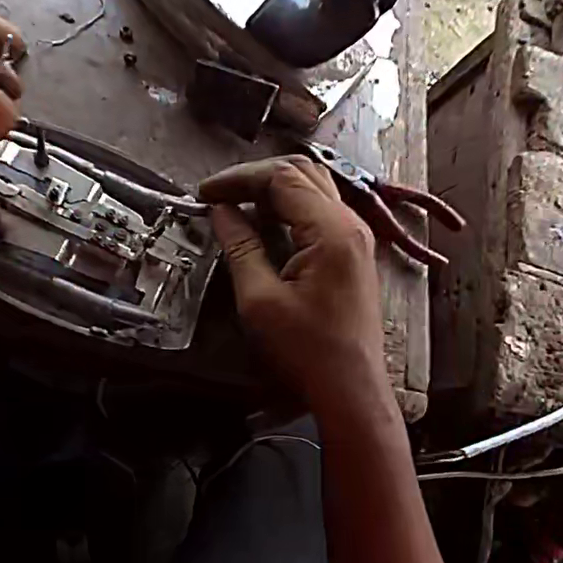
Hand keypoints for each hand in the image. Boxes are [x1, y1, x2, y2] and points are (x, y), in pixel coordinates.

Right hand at [199, 156, 386, 408]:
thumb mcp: (261, 301)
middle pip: (303, 174)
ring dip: (274, 192)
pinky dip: (290, 210)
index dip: (239, 178)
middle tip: (220, 196)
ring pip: (314, 190)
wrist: (351, 388)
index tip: (205, 193)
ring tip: (237, 208)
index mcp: (331, 230)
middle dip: (257, 178)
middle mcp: (351, 225)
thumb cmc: (307, 351)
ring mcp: (356, 239)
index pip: (283, 177)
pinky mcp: (353, 254)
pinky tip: (266, 227)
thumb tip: (222, 213)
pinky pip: (321, 214)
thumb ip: (241, 248)